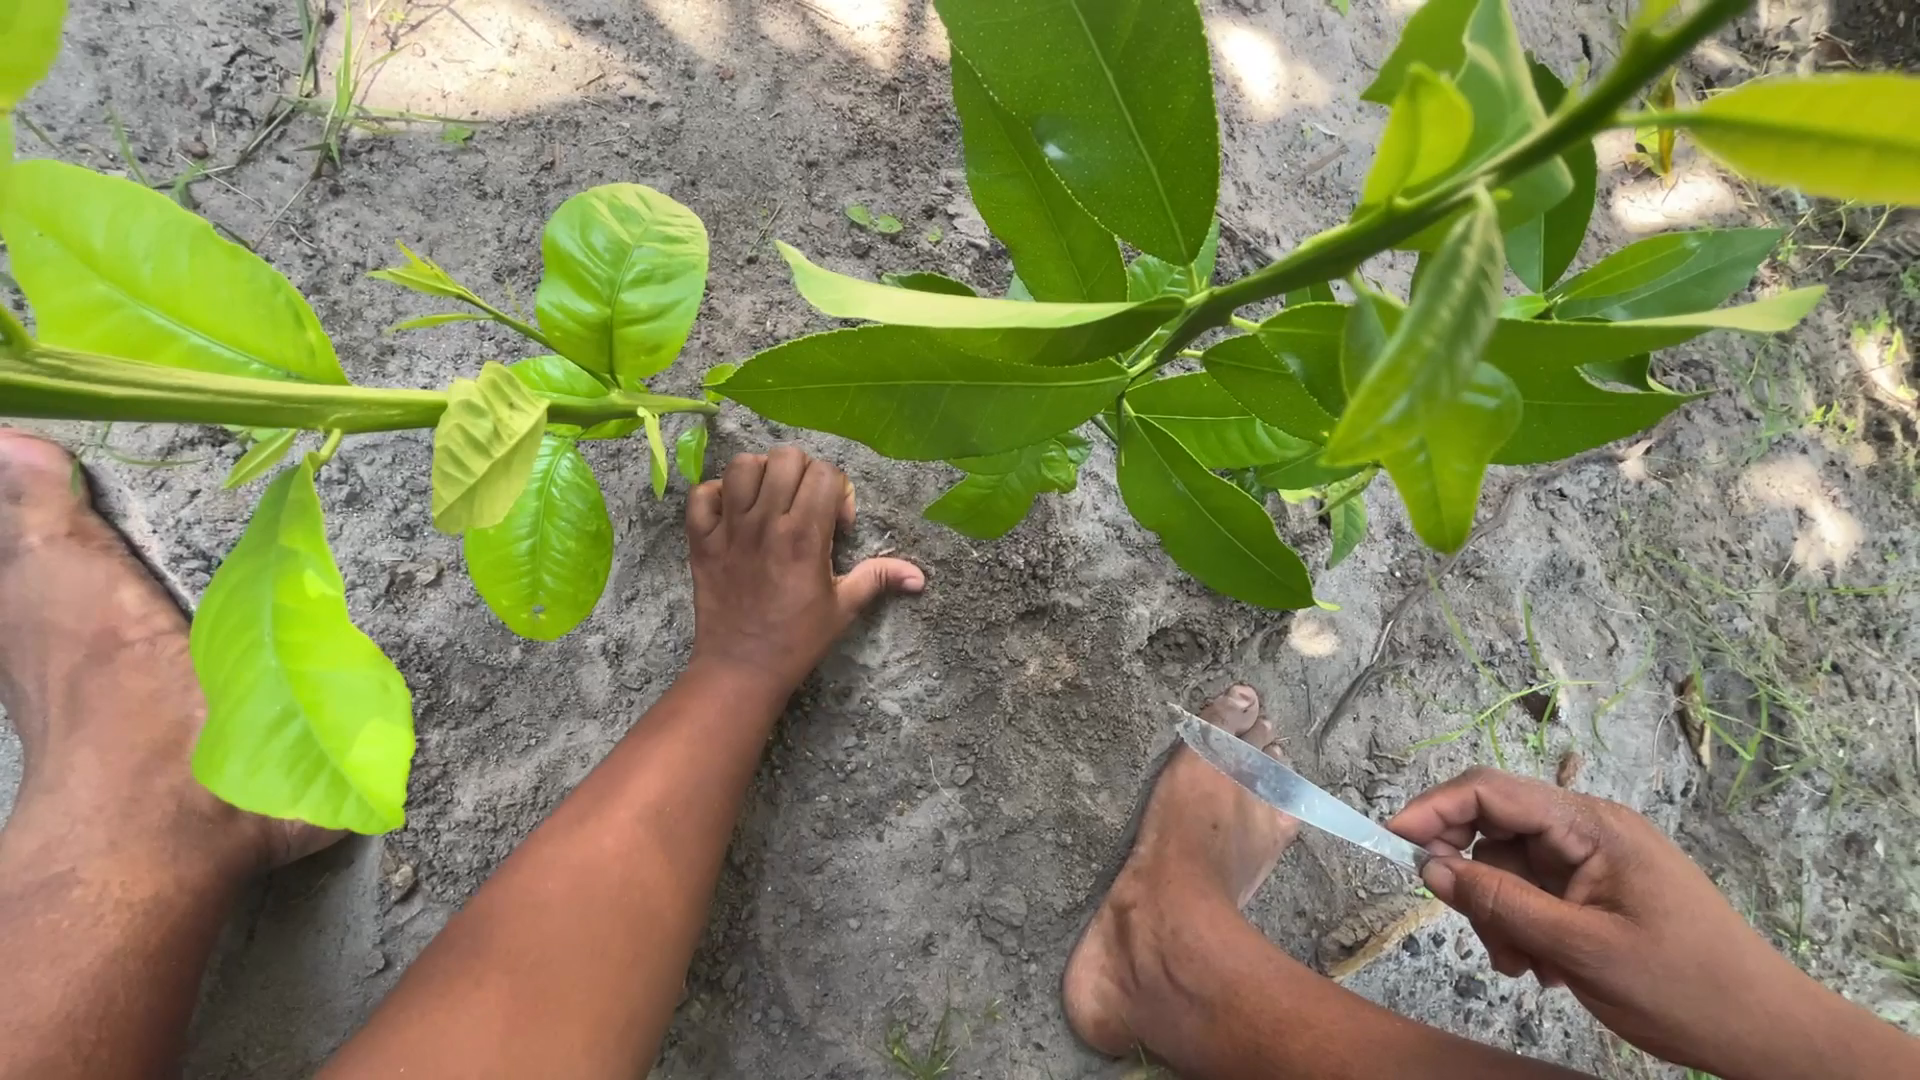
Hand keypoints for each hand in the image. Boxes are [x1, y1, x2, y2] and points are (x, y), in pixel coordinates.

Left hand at [685, 447, 923, 691]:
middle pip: (786, 458)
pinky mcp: (700, 539)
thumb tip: (920, 576)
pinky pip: (703, 493)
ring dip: (763, 476)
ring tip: (771, 502)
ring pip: (743, 466)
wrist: (740, 668)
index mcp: (804, 535)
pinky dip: (719, 494)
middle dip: (805, 474)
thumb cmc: (796, 640)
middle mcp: (765, 523)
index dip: (839, 491)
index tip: (837, 524)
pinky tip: (735, 513)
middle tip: (807, 506)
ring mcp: (728, 528)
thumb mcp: (844, 608)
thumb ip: (878, 578)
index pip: (826, 474)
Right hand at [1388, 767, 1825, 1073]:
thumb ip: (1500, 903)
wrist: (1777, 1042)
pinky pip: (1526, 891)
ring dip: (1496, 913)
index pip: (1490, 791)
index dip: (1434, 807)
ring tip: (1520, 965)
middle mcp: (1584, 829)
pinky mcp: (1588, 887)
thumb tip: (1427, 868)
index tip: (1394, 839)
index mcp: (1591, 825)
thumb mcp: (1583, 949)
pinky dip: (1517, 924)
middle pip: (1491, 829)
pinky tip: (1537, 964)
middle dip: (1470, 876)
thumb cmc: (1689, 988)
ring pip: (1502, 867)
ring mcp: (1587, 858)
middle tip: (1464, 921)